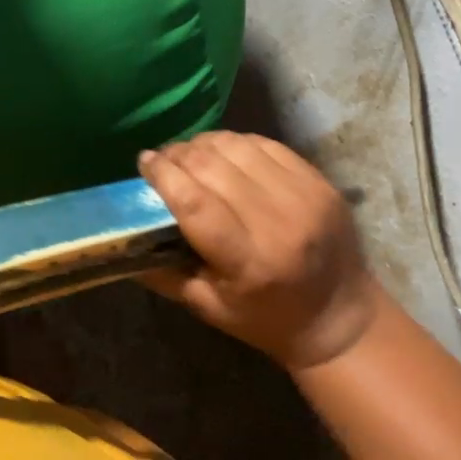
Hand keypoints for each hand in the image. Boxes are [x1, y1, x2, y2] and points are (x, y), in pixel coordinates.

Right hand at [139, 132, 379, 368]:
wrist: (342, 318)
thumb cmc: (264, 318)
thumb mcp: (206, 306)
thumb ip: (160, 269)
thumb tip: (118, 230)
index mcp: (249, 262)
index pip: (195, 202)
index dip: (163, 175)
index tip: (144, 163)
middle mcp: (280, 224)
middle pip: (210, 165)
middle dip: (177, 156)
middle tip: (162, 162)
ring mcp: (305, 197)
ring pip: (234, 145)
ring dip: (202, 145)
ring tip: (190, 157)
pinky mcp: (319, 181)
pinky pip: (262, 142)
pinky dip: (234, 144)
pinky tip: (223, 156)